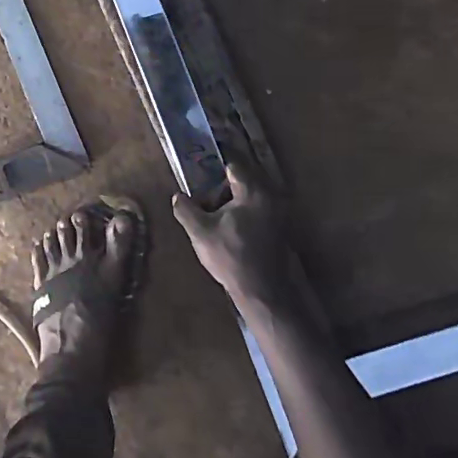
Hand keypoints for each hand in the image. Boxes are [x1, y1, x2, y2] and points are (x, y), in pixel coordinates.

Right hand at [173, 156, 309, 312]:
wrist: (263, 293)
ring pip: (247, 196)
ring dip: (229, 202)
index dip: (213, 163)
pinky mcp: (279, 229)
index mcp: (253, 192)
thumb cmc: (232, 257)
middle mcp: (270, 197)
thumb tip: (178, 196)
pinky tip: (227, 229)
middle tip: (202, 200)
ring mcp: (278, 214)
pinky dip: (240, 213)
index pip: (233, 163)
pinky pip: (256, 209)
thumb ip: (186, 208)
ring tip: (211, 218)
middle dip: (219, 187)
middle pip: (240, 180)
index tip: (198, 166)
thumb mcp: (200, 232)